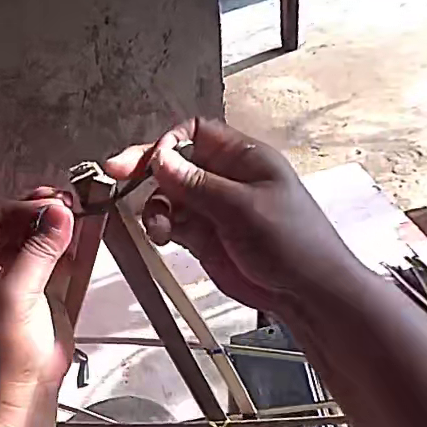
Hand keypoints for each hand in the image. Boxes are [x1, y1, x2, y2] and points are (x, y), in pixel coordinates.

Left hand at [0, 187, 77, 414]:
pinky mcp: (47, 294)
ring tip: (81, 217)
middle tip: (70, 205)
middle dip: (43, 212)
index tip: (52, 206)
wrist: (22, 394)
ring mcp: (24, 281)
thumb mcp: (17, 294)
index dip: (23, 207)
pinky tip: (84, 239)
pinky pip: (60, 261)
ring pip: (42, 240)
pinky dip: (73, 248)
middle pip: (19, 225)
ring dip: (61, 228)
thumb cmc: (3, 356)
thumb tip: (57, 213)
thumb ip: (39, 251)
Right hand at [103, 118, 365, 314]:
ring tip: (157, 225)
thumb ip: (199, 184)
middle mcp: (226, 179)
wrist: (306, 292)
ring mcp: (214, 208)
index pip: (196, 133)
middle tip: (119, 173)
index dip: (169, 142)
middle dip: (148, 168)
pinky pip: (172, 222)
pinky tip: (161, 235)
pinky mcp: (205, 236)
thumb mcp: (245, 208)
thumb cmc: (297, 244)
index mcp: (244, 159)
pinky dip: (160, 226)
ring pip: (169, 194)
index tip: (149, 159)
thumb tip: (162, 158)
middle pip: (176, 162)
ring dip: (154, 205)